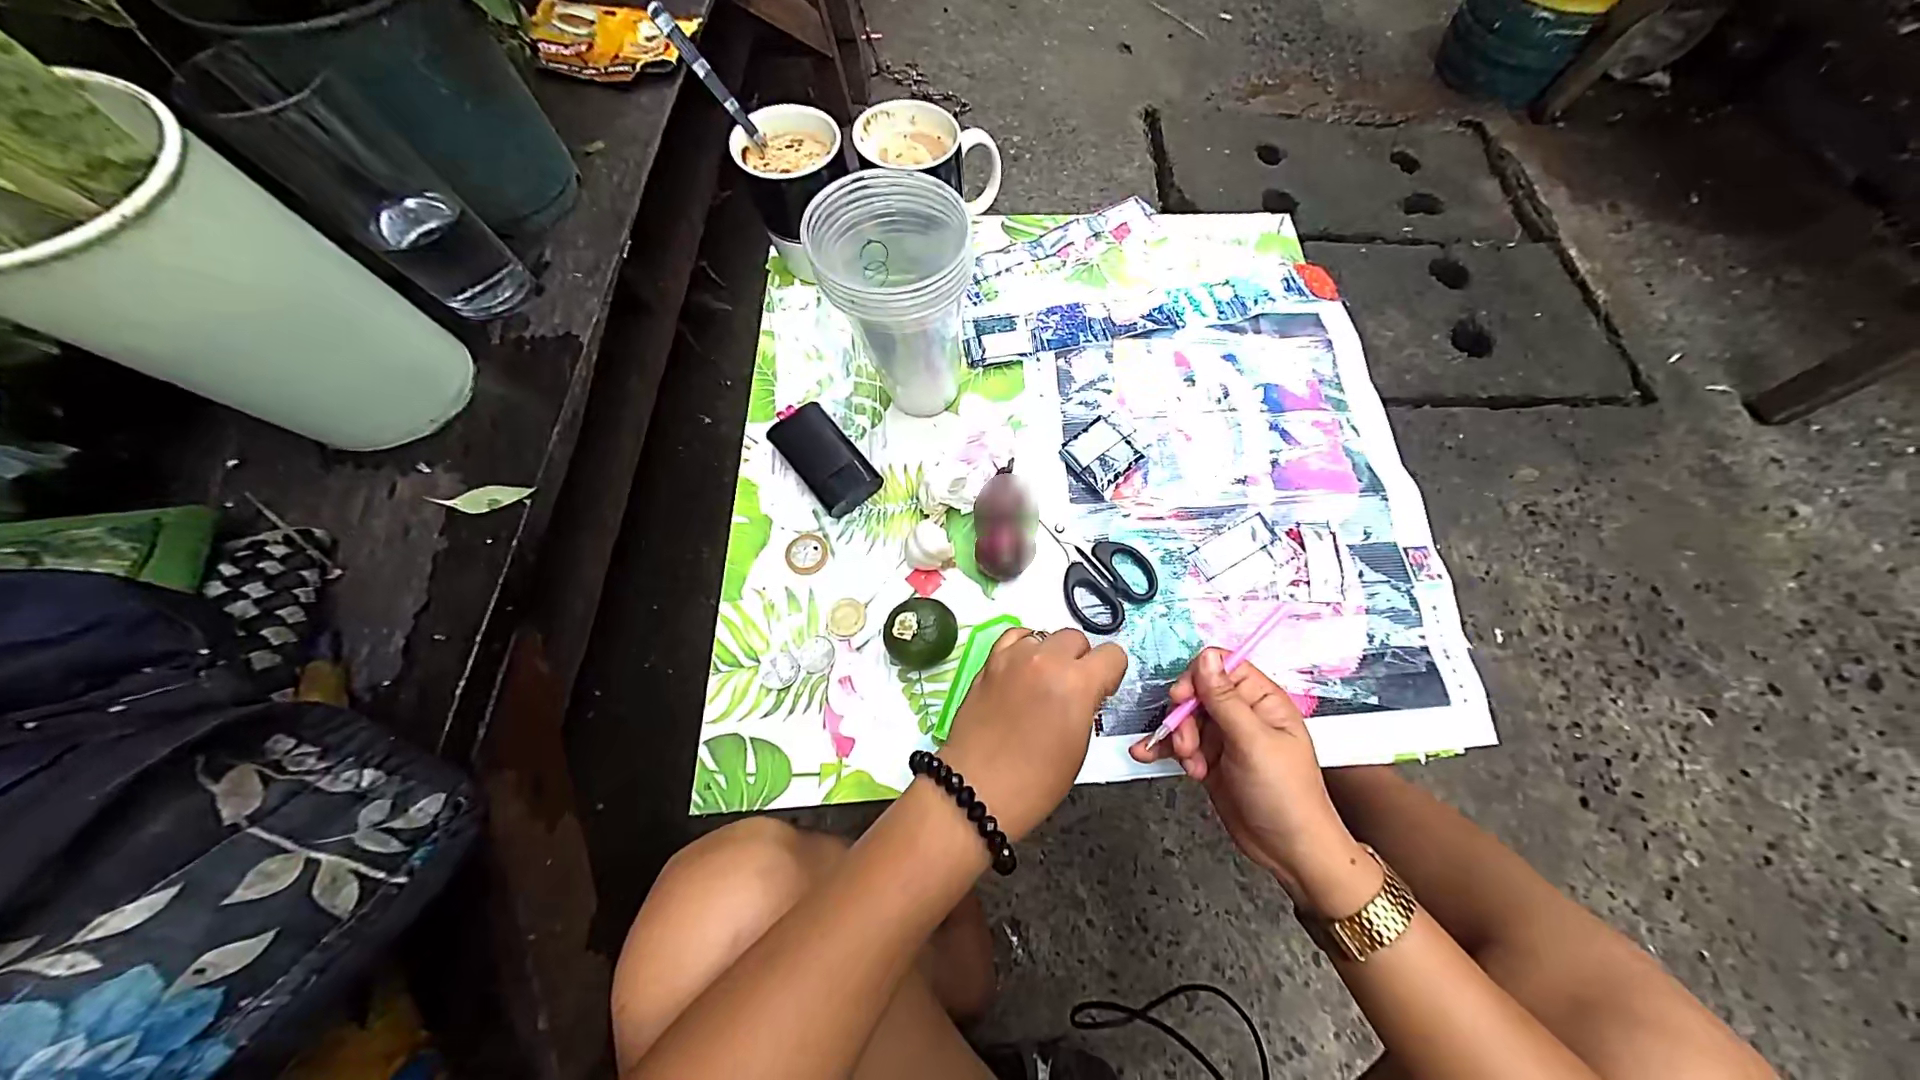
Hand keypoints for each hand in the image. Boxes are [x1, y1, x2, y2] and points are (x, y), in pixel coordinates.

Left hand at [939, 628, 1126, 841]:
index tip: (1103, 687)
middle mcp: (1045, 661)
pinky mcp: (989, 663)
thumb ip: (1087, 705)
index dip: (1110, 673)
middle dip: (1080, 660)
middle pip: (1076, 638)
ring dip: (1050, 653)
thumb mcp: (1079, 744)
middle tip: (1073, 688)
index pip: (1111, 655)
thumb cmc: (1034, 781)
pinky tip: (1024, 668)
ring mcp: (1013, 658)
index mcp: (1076, 683)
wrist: (977, 789)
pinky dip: (1023, 647)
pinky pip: (1013, 638)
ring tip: (1044, 680)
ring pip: (1044, 635)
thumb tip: (1086, 692)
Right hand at [1130, 649, 1376, 912]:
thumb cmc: (1288, 796)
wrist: (1289, 851)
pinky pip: (1179, 745)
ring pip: (1185, 720)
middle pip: (1196, 694)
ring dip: (1177, 739)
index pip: (1221, 668)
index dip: (1197, 678)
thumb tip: (1207, 658)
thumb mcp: (1254, 742)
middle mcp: (1242, 714)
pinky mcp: (1210, 759)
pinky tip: (1149, 754)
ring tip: (1190, 763)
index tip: (1182, 699)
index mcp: (1263, 700)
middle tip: (1188, 742)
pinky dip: (1164, 749)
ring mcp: (1225, 737)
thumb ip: (1225, 698)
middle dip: (1184, 717)